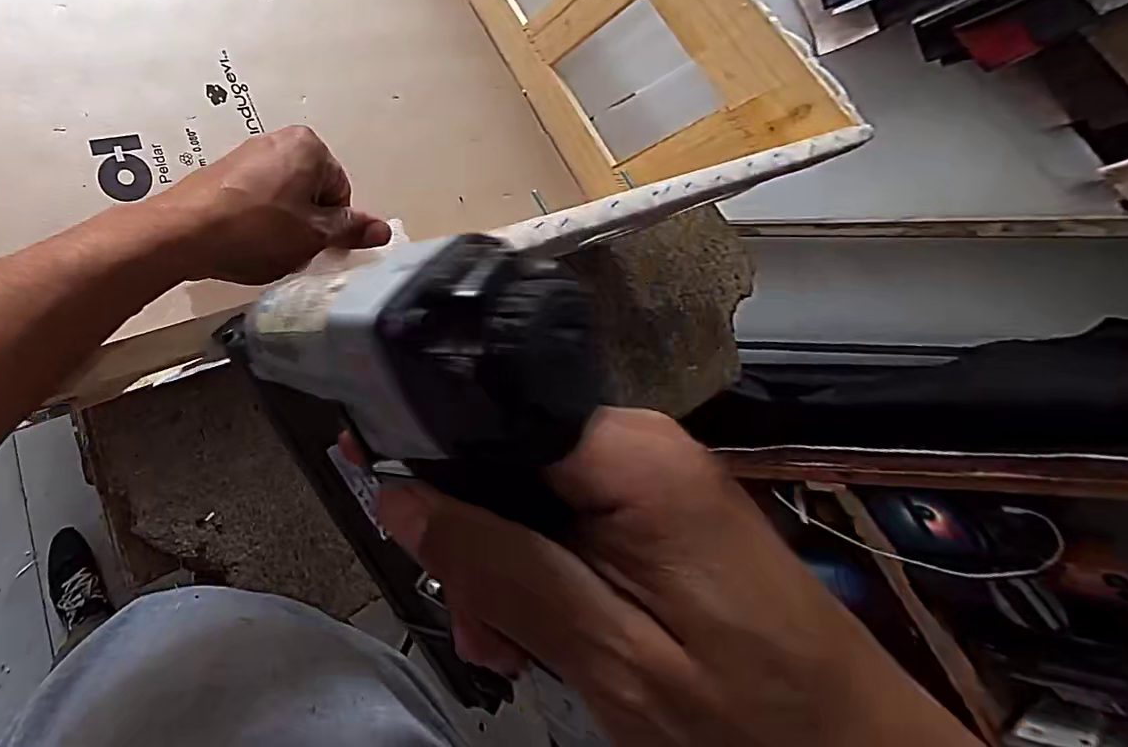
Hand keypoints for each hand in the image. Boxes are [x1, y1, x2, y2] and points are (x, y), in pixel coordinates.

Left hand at [152, 126, 390, 285]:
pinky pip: (253, 199)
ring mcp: (246, 154)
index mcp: (307, 146)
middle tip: (289, 248)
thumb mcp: (311, 236)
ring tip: (261, 247)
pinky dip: (254, 220)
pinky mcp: (221, 173)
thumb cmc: (254, 230)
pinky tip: (241, 241)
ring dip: (279, 224)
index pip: (339, 192)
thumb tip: (381, 229)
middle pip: (310, 191)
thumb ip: (349, 230)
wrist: (182, 233)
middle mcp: (277, 140)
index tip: (314, 246)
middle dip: (305, 223)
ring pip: (281, 197)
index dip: (331, 226)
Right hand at [373, 409, 978, 746]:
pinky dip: (533, 565)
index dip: (427, 443)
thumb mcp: (609, 653)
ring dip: (497, 562)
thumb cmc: (753, 716)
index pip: (490, 410)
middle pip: (501, 456)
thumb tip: (398, 499)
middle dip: (468, 532)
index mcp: (623, 451)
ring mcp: (638, 468)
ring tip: (503, 642)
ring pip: (521, 491)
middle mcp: (628, 438)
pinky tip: (536, 628)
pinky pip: (557, 513)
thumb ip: (499, 568)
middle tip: (471, 617)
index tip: (374, 474)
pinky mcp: (643, 501)